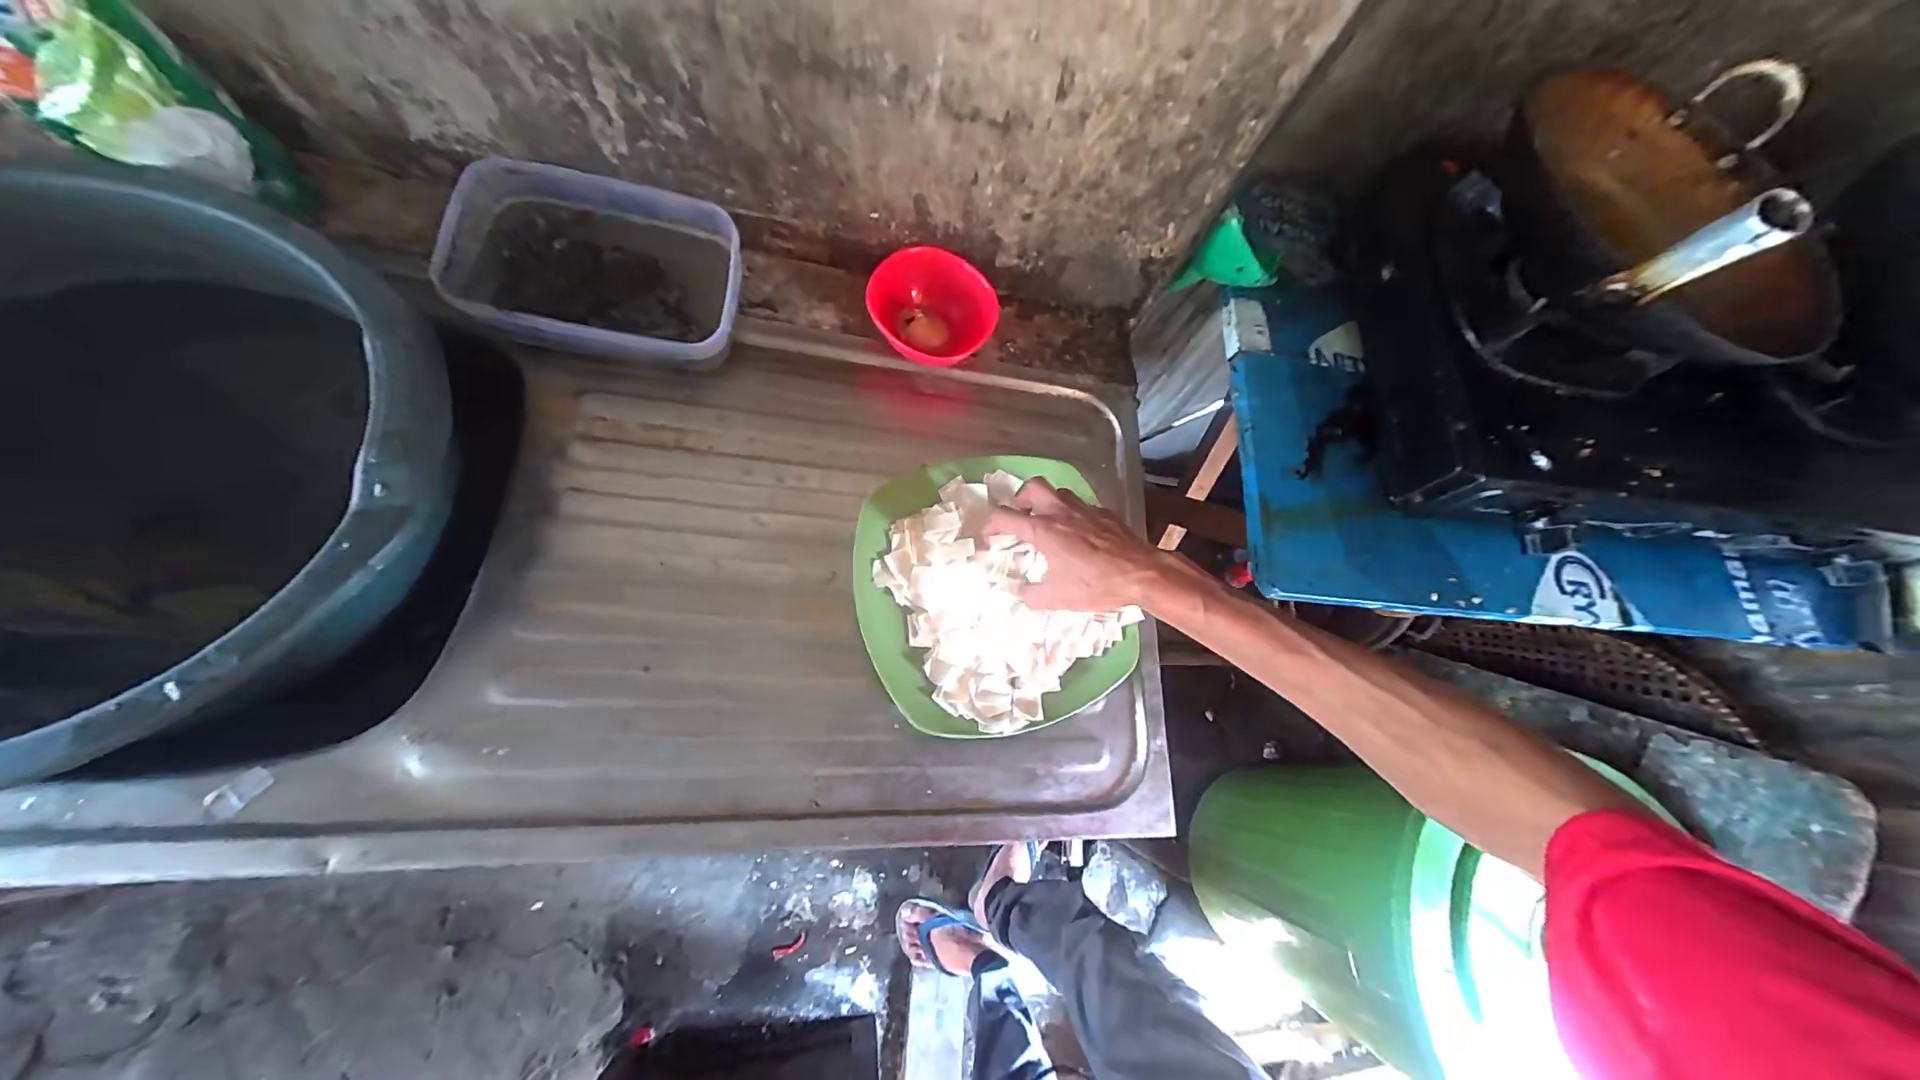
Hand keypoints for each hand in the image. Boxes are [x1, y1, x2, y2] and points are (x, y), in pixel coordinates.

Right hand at [985, 478, 1170, 611]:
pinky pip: (1082, 507)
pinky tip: (1079, 535)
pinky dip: (1073, 516)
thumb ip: (1032, 595)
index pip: (1005, 517)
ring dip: (1048, 504)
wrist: (1142, 573)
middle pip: (1032, 487)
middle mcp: (1061, 512)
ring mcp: (1085, 510)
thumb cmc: (1096, 584)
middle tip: (1022, 519)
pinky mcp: (1105, 513)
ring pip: (1059, 493)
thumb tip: (1022, 593)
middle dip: (1021, 500)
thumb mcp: (1057, 598)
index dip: (991, 526)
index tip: (991, 538)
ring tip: (1049, 525)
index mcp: (1043, 530)